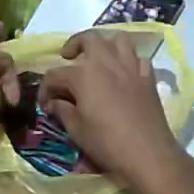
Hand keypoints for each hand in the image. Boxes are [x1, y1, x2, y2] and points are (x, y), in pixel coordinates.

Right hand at [39, 30, 191, 189]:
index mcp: (83, 74)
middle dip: (74, 45)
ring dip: (105, 43)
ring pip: (117, 39)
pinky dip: (128, 60)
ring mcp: (130, 67)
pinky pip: (137, 58)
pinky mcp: (148, 77)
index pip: (55, 75)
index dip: (46, 89)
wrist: (147, 154)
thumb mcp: (76, 129)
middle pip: (88, 40)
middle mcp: (106, 62)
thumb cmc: (106, 142)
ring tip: (98, 56)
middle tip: (68, 57)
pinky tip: (123, 73)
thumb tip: (53, 103)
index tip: (45, 104)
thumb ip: (62, 110)